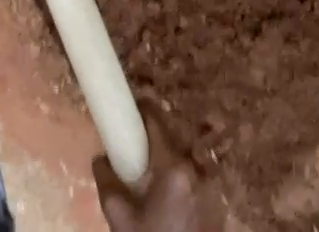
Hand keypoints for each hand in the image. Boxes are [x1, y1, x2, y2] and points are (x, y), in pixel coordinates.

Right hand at [93, 104, 227, 231]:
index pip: (155, 120)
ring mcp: (211, 188)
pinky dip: (177, 176)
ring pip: (183, 158)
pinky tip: (162, 192)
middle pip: (171, 138)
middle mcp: (197, 171)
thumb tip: (102, 158)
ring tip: (145, 170)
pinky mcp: (216, 205)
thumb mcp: (118, 216)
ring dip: (164, 156)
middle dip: (150, 136)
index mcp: (173, 168)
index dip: (140, 107)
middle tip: (131, 143)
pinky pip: (192, 177)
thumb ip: (106, 179)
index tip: (126, 102)